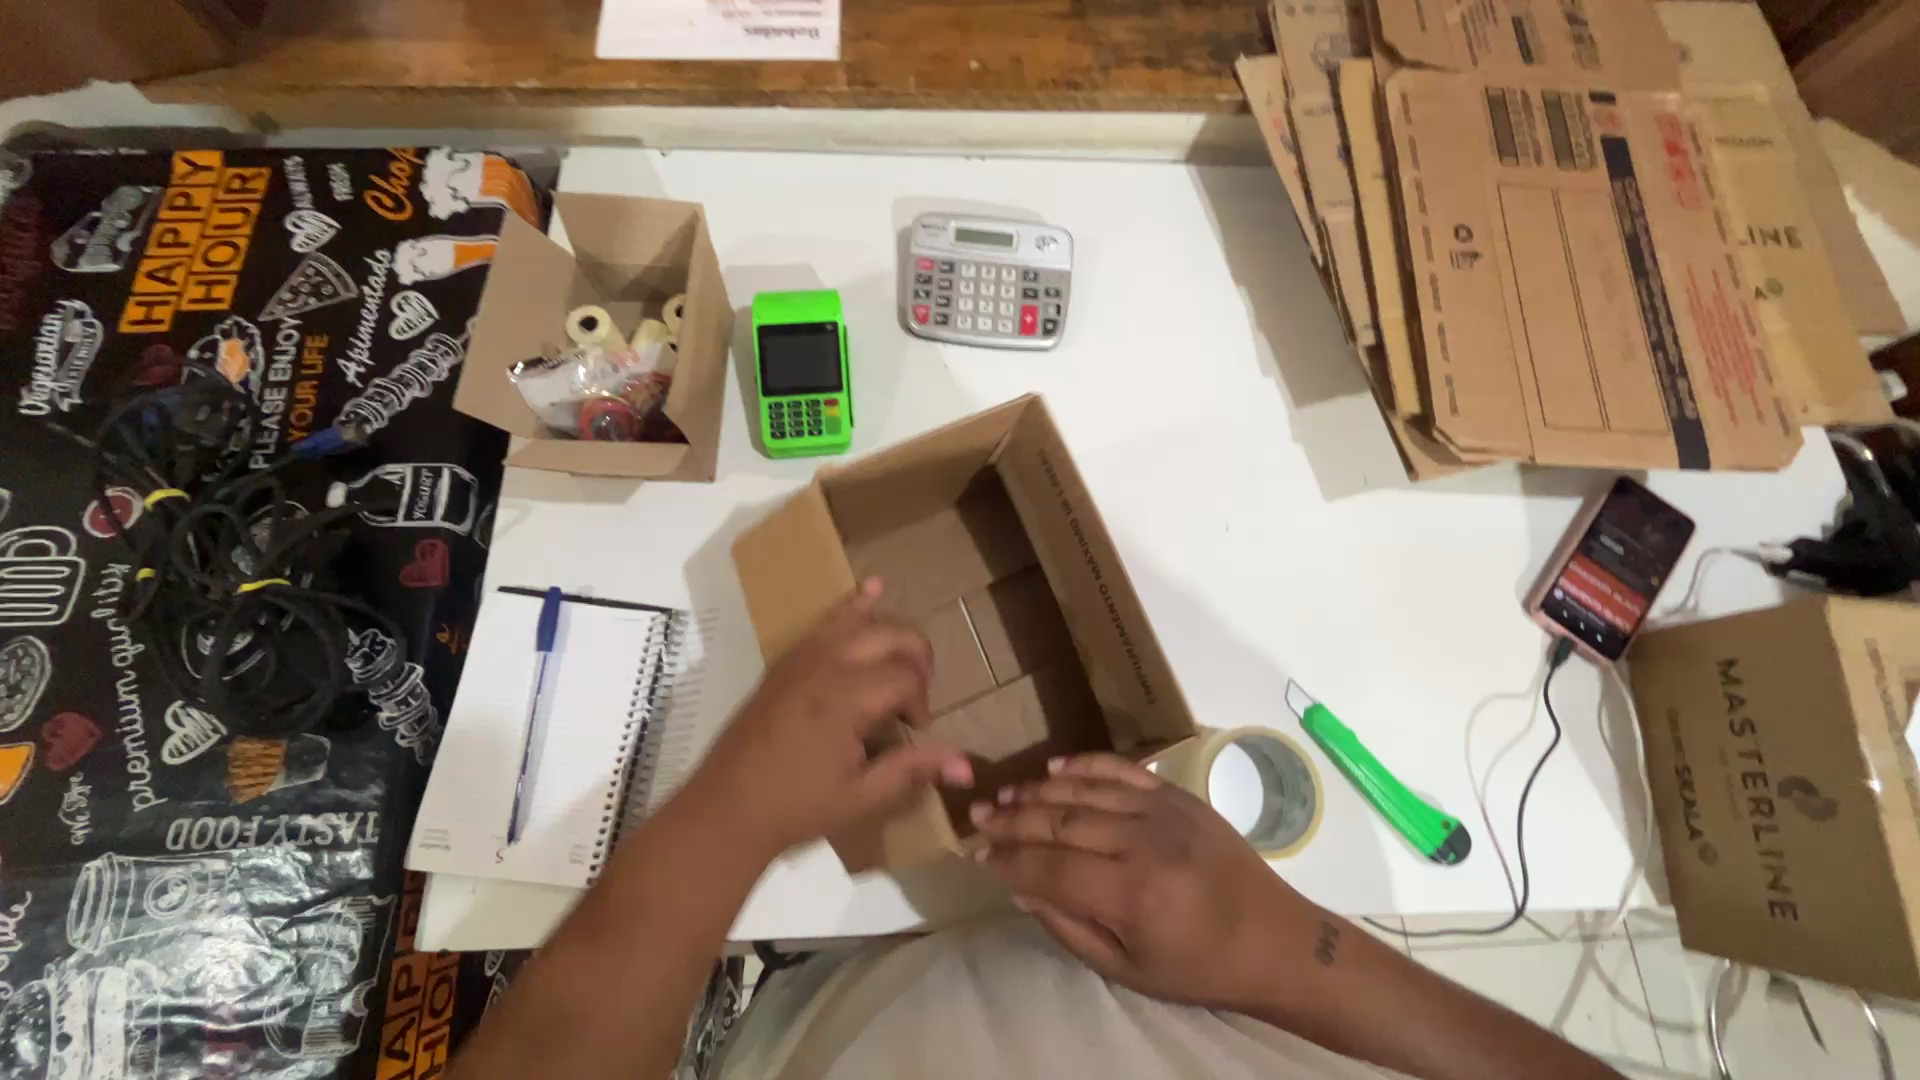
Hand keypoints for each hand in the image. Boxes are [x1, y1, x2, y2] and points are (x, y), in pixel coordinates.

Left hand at [681, 579, 972, 860]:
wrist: (725, 809)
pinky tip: (872, 587)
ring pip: (861, 622)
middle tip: (916, 698)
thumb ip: (912, 771)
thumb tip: (966, 766)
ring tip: (906, 657)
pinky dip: (853, 605)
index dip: (922, 701)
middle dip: (917, 659)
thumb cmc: (796, 807)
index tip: (915, 730)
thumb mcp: (860, 796)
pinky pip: (825, 622)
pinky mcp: (786, 662)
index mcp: (845, 699)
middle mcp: (826, 666)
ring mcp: (802, 658)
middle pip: (892, 636)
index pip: (906, 677)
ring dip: (891, 632)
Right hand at [972, 754, 1333, 1015]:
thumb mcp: (1127, 969)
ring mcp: (1161, 811)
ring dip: (1037, 791)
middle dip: (1012, 821)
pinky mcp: (1176, 795)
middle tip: (976, 817)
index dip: (1008, 861)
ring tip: (1003, 794)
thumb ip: (1068, 925)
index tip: (976, 855)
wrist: (1273, 938)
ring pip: (1084, 791)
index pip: (1050, 868)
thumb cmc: (1197, 967)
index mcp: (1132, 896)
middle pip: (1060, 822)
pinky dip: (1083, 765)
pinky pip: (1121, 769)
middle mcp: (1143, 844)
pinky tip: (1052, 768)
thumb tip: (1018, 885)